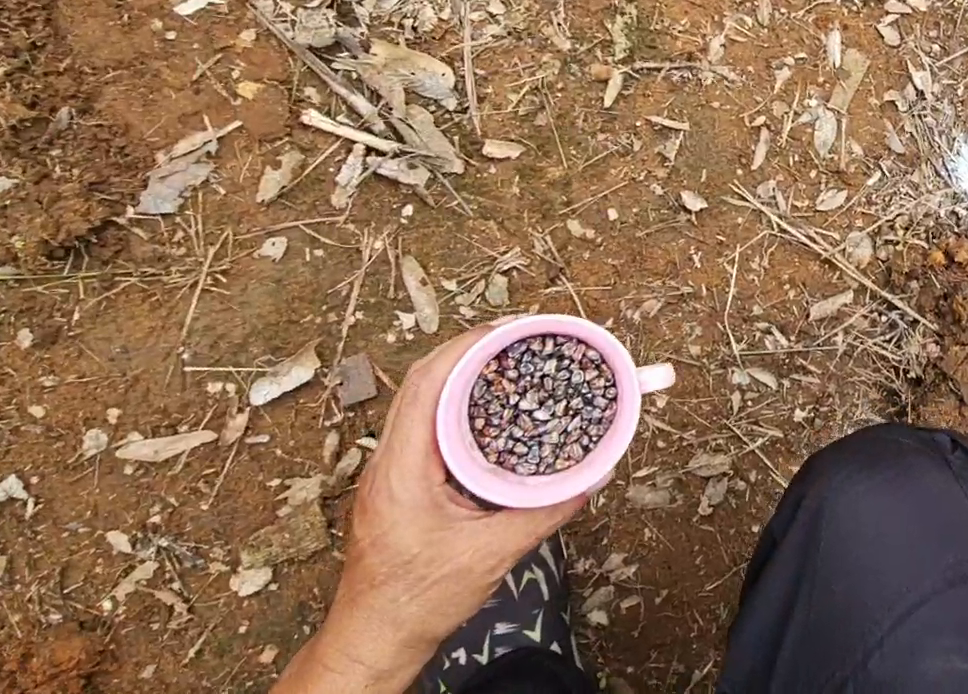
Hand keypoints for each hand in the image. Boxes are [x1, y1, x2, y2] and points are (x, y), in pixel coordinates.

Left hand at [274, 324, 586, 693]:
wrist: (373, 639)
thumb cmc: (417, 601)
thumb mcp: (493, 554)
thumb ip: (547, 511)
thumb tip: (594, 476)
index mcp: (403, 470)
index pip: (425, 385)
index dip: (465, 347)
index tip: (506, 328)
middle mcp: (390, 461)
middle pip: (421, 381)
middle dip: (468, 348)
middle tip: (516, 334)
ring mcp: (390, 470)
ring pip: (419, 400)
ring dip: (460, 371)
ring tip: (506, 358)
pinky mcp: (399, 480)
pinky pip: (425, 423)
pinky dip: (456, 400)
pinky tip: (489, 405)